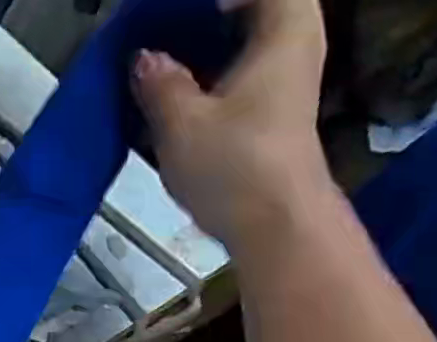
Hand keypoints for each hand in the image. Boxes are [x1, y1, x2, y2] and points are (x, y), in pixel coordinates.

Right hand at [133, 0, 329, 245]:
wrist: (273, 224)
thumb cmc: (234, 165)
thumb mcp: (182, 123)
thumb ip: (159, 84)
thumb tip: (143, 59)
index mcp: (284, 25)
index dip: (202, 3)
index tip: (162, 16)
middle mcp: (293, 43)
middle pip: (246, 12)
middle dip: (197, 23)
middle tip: (150, 37)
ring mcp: (284, 81)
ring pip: (238, 45)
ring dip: (197, 53)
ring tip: (151, 67)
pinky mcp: (269, 115)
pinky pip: (234, 77)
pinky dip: (204, 80)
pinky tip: (167, 100)